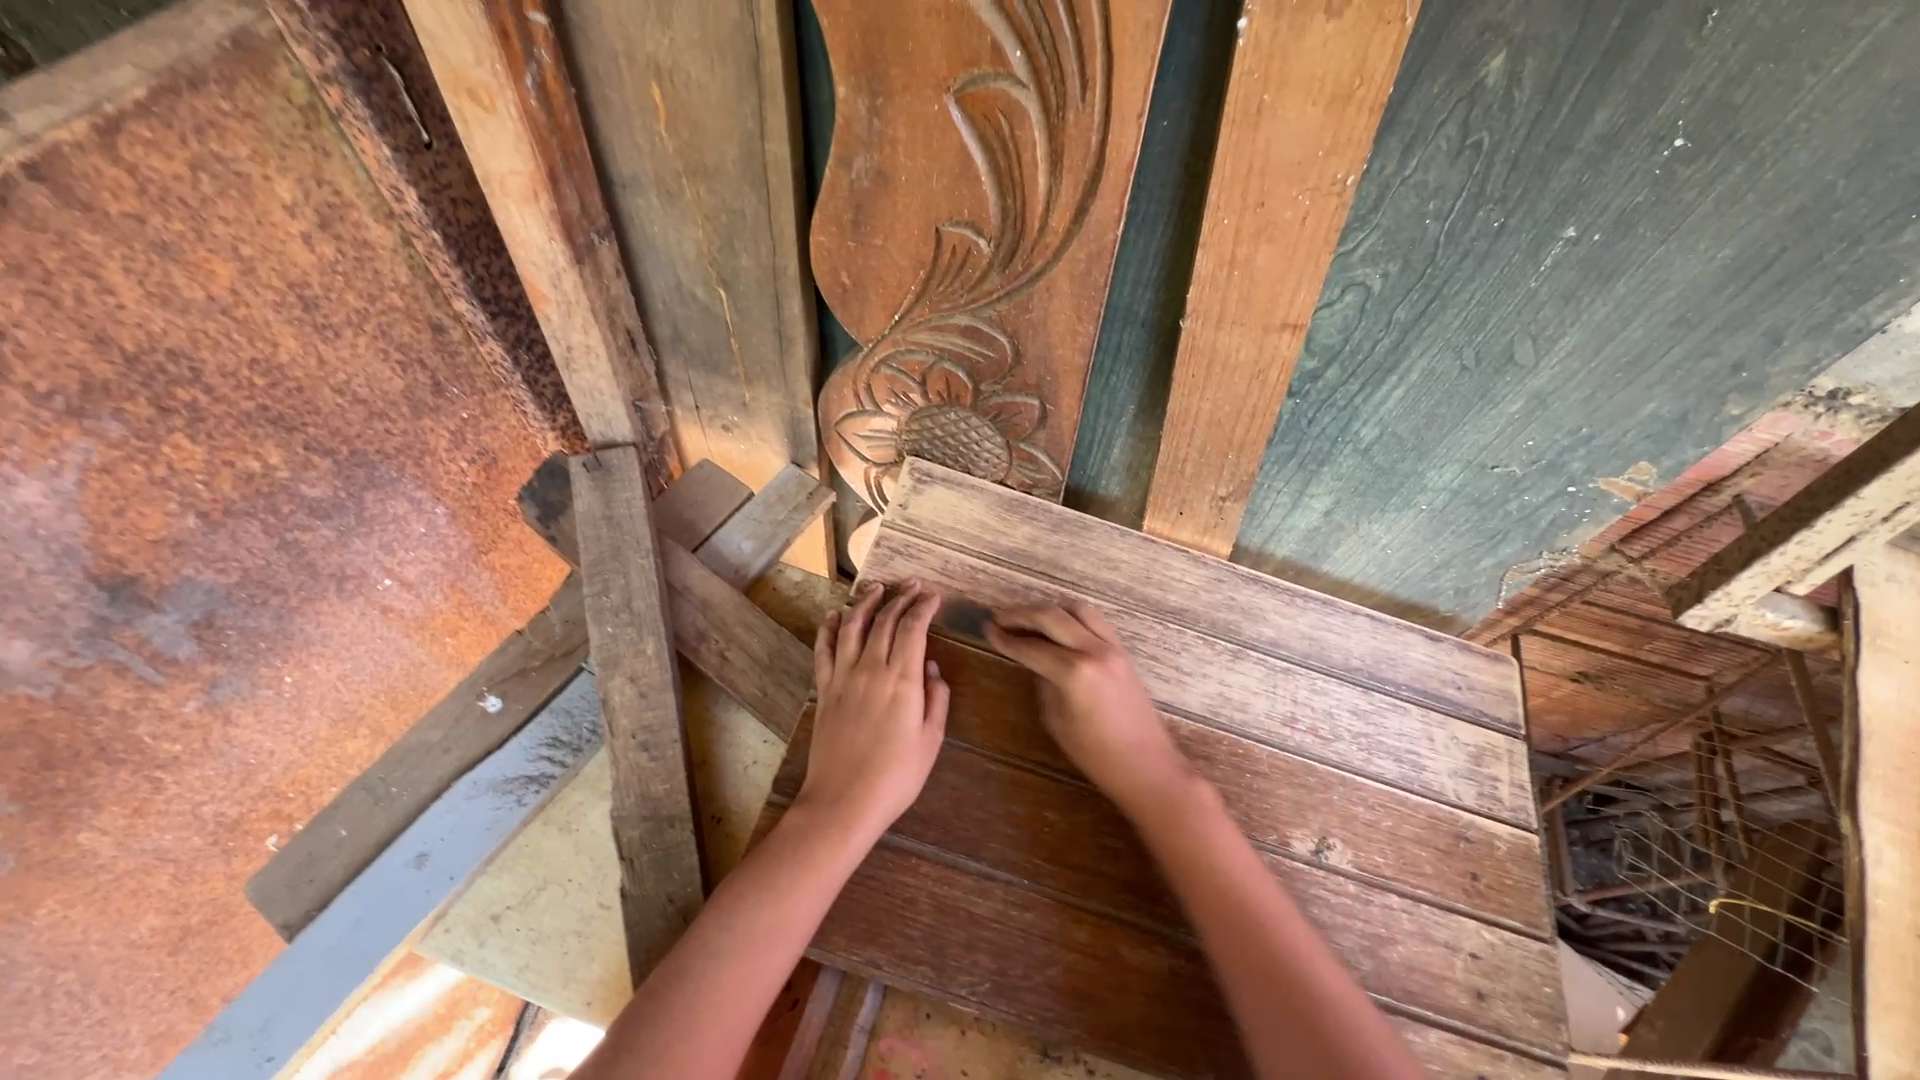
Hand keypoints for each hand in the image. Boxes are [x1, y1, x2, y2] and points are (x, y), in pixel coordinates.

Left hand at [795, 579, 949, 840]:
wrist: (843, 801)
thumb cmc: (896, 776)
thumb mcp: (931, 741)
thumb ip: (936, 699)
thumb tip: (932, 668)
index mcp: (903, 680)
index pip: (914, 628)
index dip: (924, 607)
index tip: (934, 596)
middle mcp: (871, 669)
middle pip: (885, 620)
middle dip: (901, 597)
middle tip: (912, 584)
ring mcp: (843, 677)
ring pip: (853, 626)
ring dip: (866, 602)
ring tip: (877, 587)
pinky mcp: (824, 690)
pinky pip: (824, 649)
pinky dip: (829, 627)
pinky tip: (835, 615)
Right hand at [986, 602, 1191, 817]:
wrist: (1145, 763)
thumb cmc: (1096, 754)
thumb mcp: (1056, 719)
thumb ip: (1043, 682)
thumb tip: (1035, 660)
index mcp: (1074, 672)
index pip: (1030, 646)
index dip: (1005, 638)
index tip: (987, 630)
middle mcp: (1093, 650)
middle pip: (1051, 616)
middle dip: (1021, 614)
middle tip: (999, 618)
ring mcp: (1112, 647)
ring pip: (1076, 609)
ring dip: (1049, 610)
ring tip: (1027, 619)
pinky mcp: (1122, 650)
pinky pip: (1094, 620)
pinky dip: (1071, 617)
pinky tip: (1057, 627)